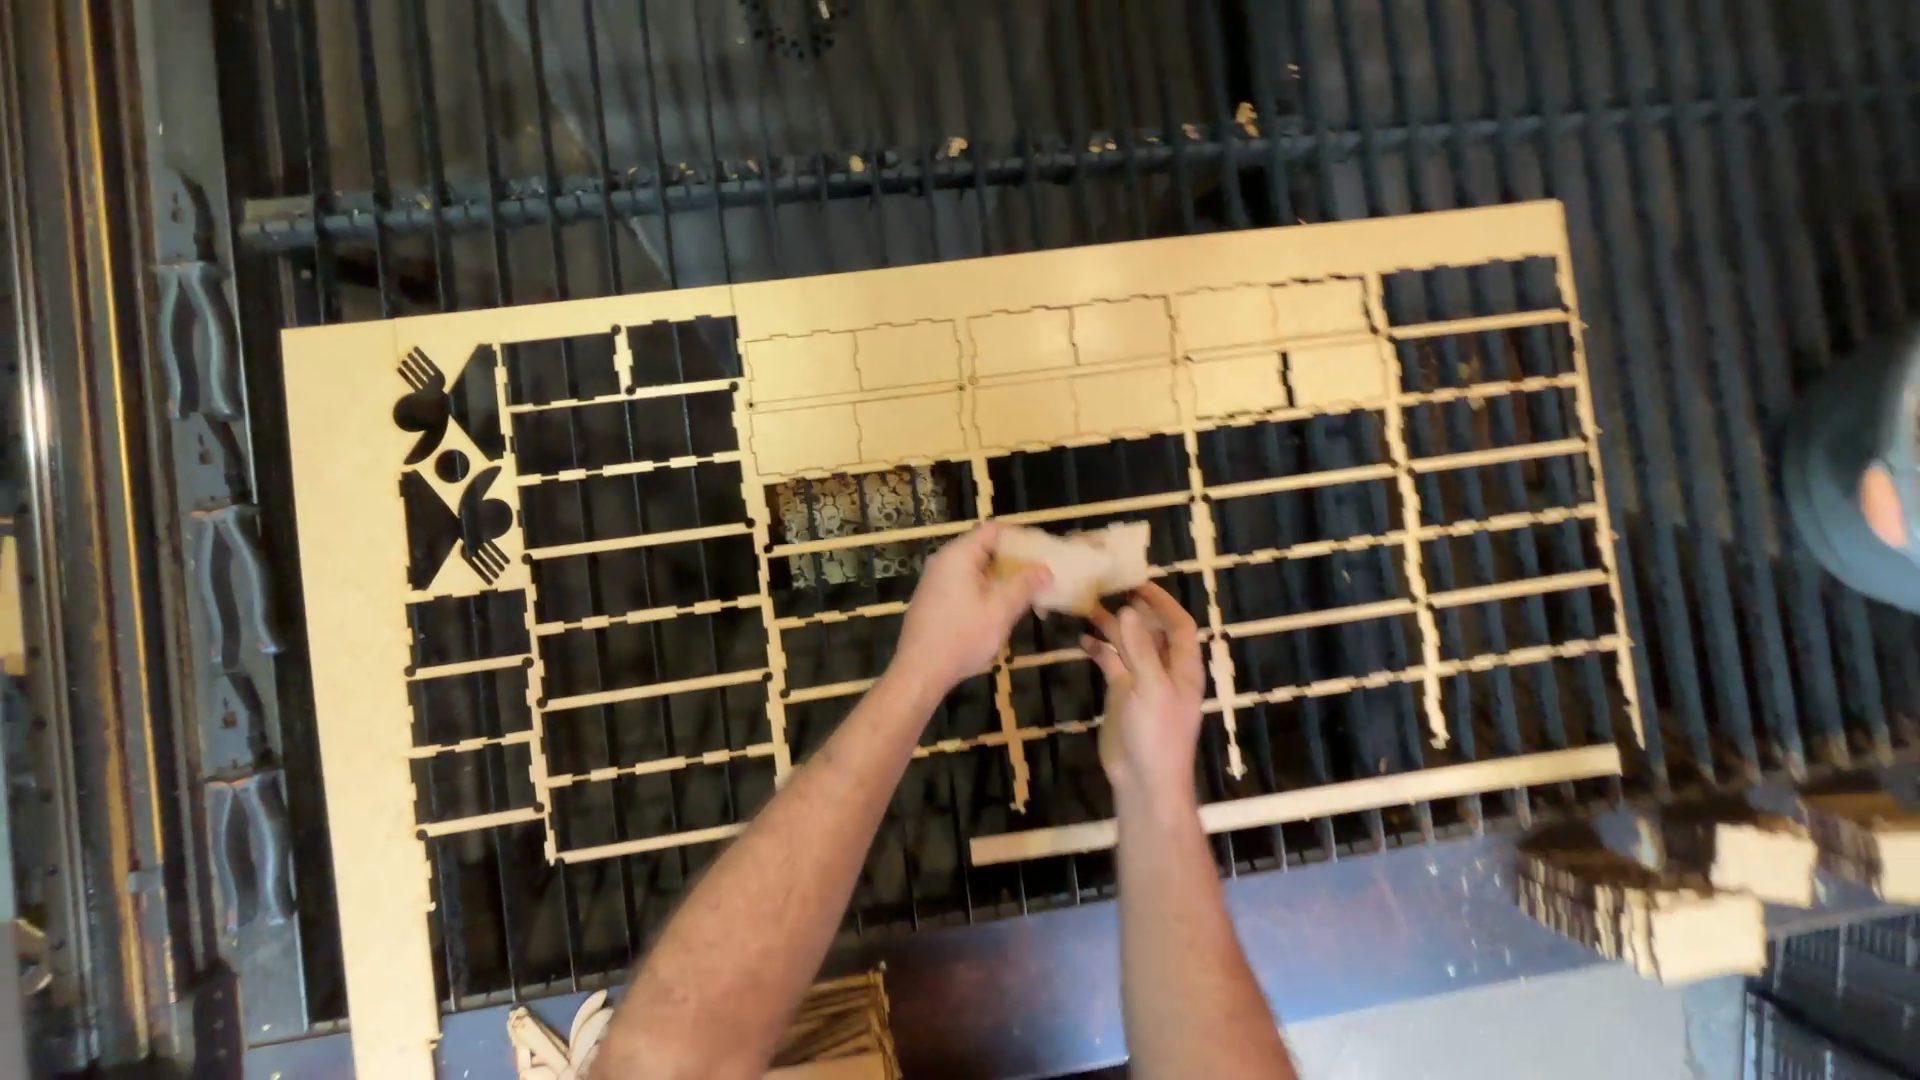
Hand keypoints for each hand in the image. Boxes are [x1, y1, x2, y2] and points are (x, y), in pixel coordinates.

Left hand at [891, 523, 1050, 693]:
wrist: (919, 672)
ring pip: (975, 570)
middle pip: (984, 549)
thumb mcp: (1000, 611)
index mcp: (958, 555)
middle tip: (1040, 575)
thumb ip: (1024, 586)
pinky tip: (1001, 610)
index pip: (993, 530)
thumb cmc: (962, 637)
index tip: (1043, 548)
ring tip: (1027, 596)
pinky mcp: (933, 600)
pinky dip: (985, 591)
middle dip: (1014, 561)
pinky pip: (964, 585)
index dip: (1020, 535)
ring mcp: (935, 581)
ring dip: (1001, 580)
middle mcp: (943, 562)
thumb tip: (1045, 569)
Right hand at [1083, 583, 1204, 801]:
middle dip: (1134, 611)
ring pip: (1128, 645)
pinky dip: (1099, 651)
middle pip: (1152, 631)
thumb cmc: (1158, 734)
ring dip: (1112, 628)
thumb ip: (1141, 649)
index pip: (1179, 625)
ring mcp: (1142, 682)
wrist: (1144, 780)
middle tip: (1108, 589)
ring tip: (1089, 607)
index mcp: (1183, 667)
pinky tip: (1082, 640)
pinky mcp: (1122, 695)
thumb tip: (1129, 610)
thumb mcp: (1152, 688)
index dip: (1163, 603)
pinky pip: (1112, 664)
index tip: (1138, 583)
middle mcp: (1165, 670)